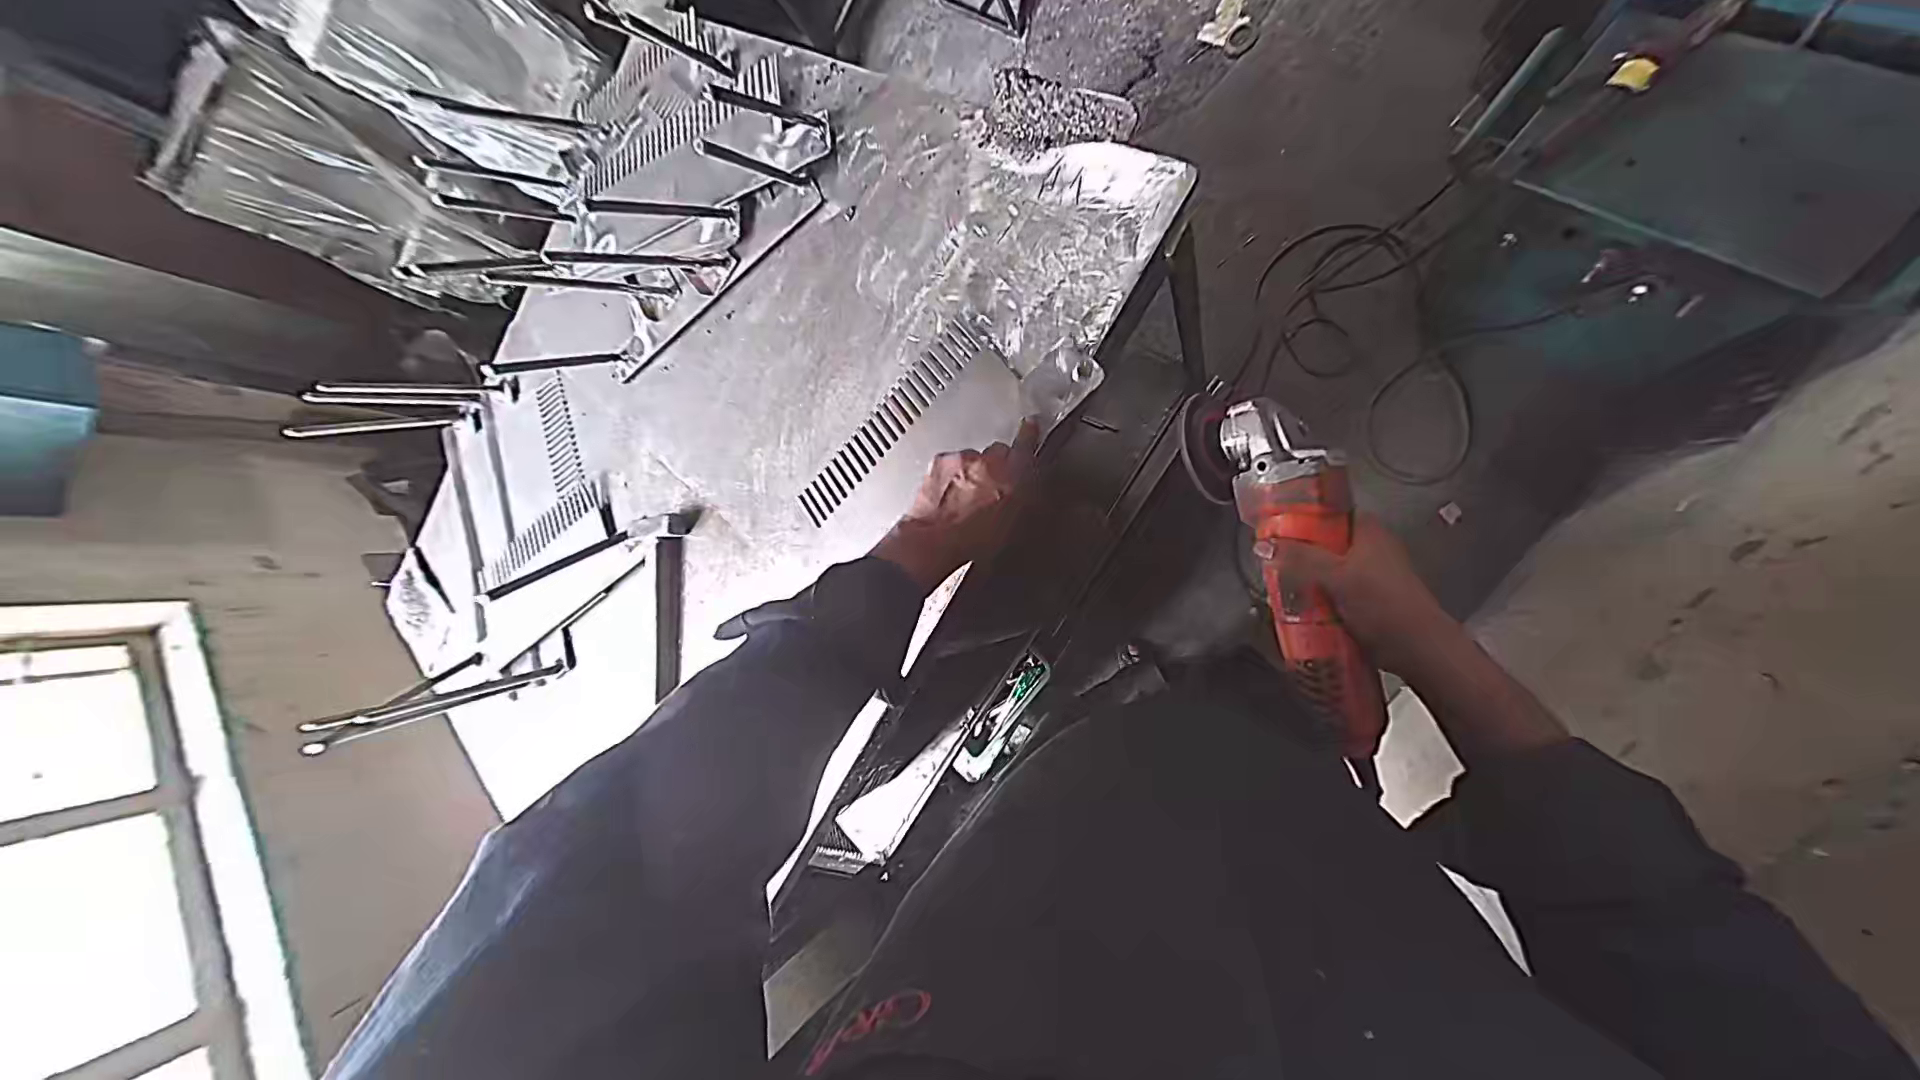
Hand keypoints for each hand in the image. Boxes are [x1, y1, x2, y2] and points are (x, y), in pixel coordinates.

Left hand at [870, 419, 1038, 589]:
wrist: (933, 540)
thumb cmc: (971, 540)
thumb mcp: (1011, 523)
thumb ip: (1022, 496)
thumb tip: (1025, 486)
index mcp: (1012, 477)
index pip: (1026, 445)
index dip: (1030, 434)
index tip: (1032, 425)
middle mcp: (988, 462)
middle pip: (998, 451)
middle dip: (996, 465)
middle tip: (988, 488)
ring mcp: (963, 459)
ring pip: (972, 457)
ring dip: (971, 471)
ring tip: (964, 498)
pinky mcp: (941, 461)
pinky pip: (951, 462)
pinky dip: (952, 474)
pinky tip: (949, 495)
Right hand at [1263, 513, 1459, 676]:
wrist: (1419, 650)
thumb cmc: (1383, 605)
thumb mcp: (1336, 576)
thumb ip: (1299, 558)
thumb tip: (1262, 544)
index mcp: (1368, 531)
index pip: (1328, 511)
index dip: (1300, 516)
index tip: (1273, 526)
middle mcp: (1370, 547)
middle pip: (1323, 541)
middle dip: (1296, 551)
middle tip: (1269, 559)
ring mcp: (1369, 573)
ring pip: (1325, 567)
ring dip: (1303, 576)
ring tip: (1276, 583)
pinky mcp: (1366, 598)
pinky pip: (1331, 589)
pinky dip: (1314, 594)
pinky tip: (1296, 604)